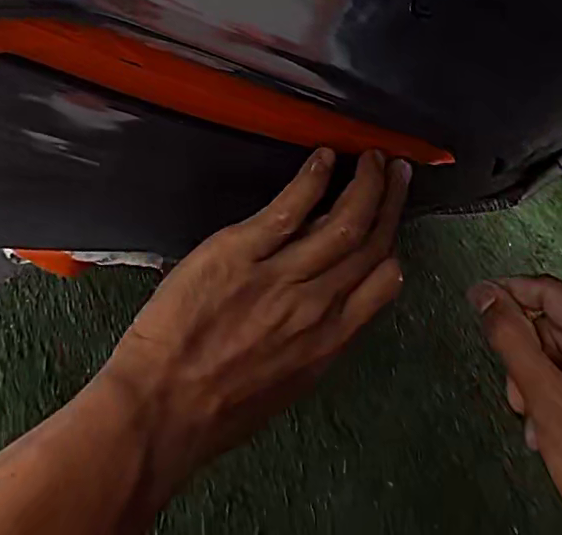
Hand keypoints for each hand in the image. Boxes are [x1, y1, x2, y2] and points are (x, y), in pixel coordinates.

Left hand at [96, 148, 410, 477]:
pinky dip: (311, 180)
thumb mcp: (285, 379)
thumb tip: (325, 295)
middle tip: (396, 170)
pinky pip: (287, 209)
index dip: (393, 241)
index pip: (382, 281)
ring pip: (341, 222)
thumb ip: (312, 336)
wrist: (165, 404)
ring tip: (372, 158)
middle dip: (388, 201)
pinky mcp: (240, 252)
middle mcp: (317, 305)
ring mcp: (280, 276)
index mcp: (330, 340)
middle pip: (368, 243)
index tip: (394, 216)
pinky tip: (322, 158)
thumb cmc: (218, 402)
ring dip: (363, 185)